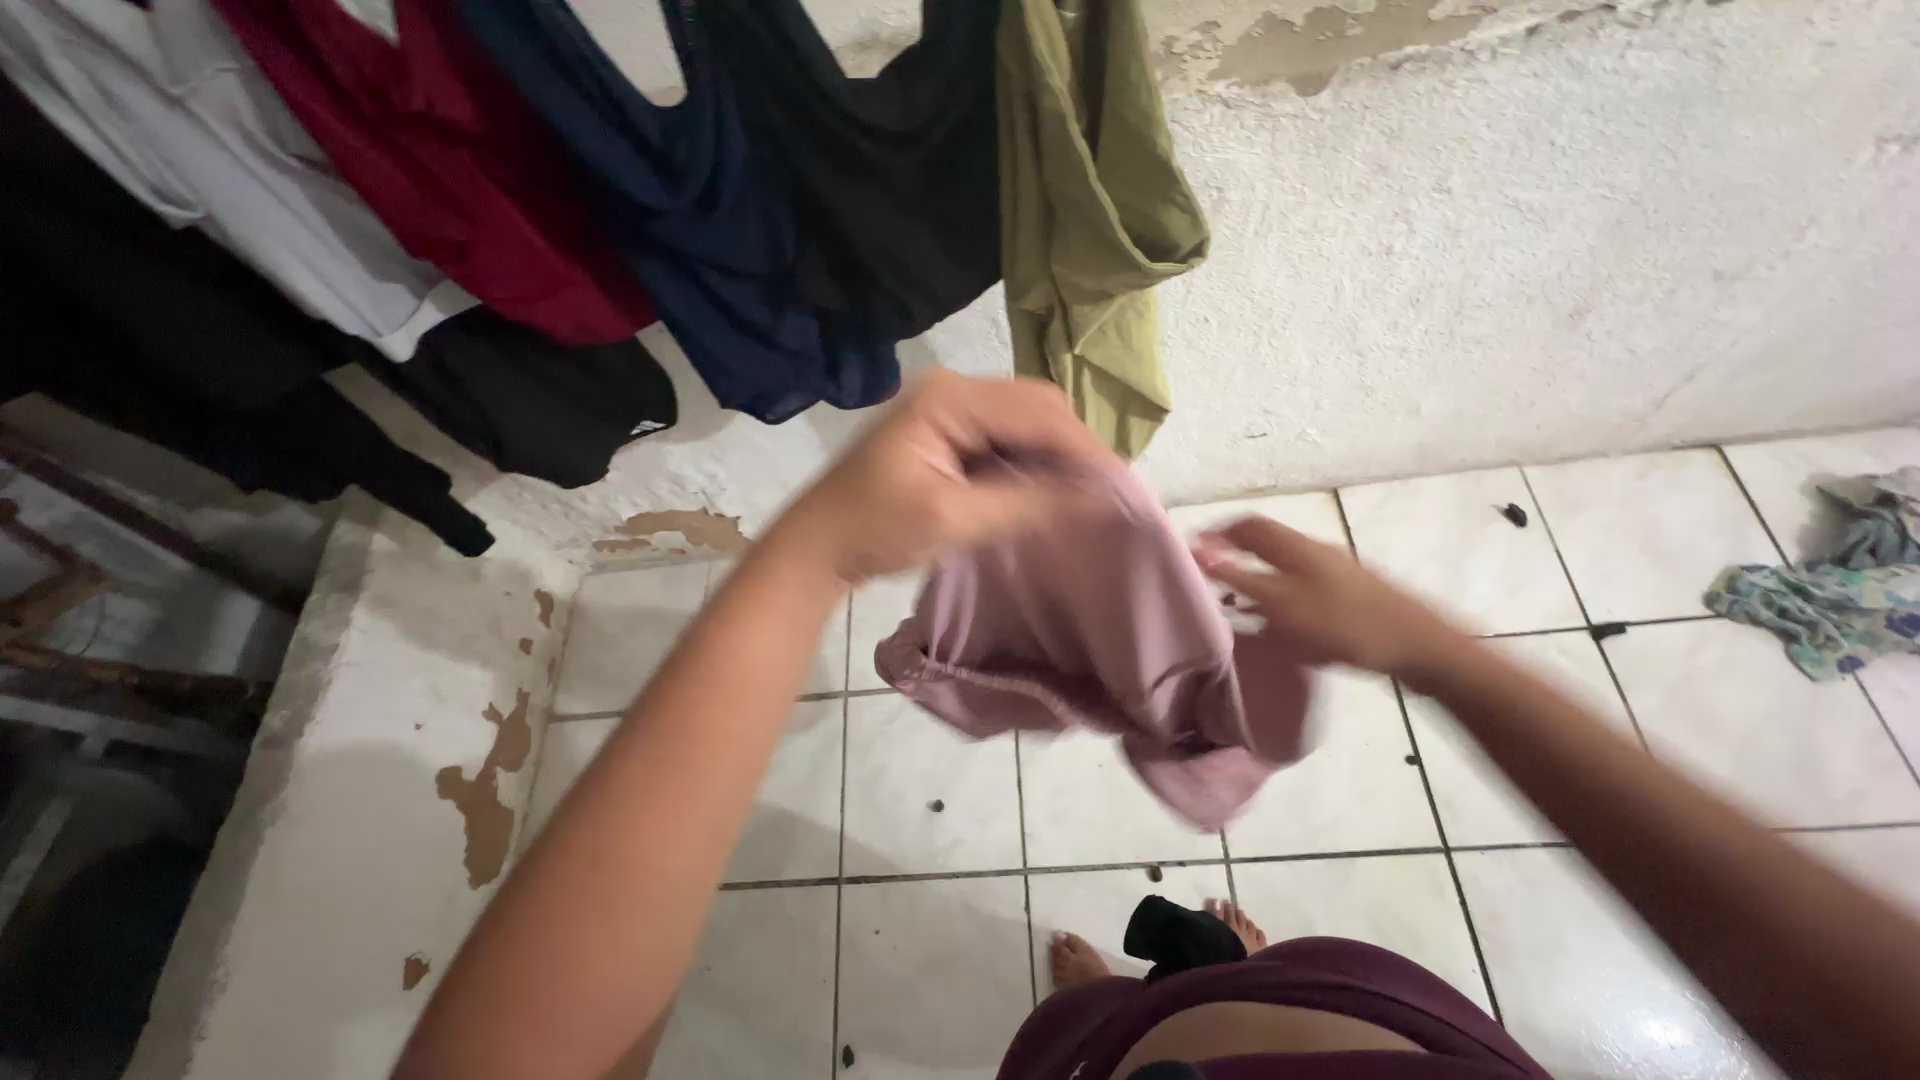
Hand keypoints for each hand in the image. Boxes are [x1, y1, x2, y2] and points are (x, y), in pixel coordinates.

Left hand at [769, 371, 1116, 583]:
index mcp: (950, 398)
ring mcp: (949, 406)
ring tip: (1086, 496)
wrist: (817, 547)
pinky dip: (1030, 462)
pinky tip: (1048, 490)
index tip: (1122, 489)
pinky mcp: (947, 430)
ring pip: (1025, 421)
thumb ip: (1030, 503)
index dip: (1085, 449)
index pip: (1038, 412)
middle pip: (1037, 407)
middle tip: (1106, 495)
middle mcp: (953, 388)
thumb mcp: (955, 520)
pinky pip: (1005, 437)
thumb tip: (1101, 498)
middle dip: (1074, 450)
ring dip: (1055, 456)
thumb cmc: (875, 532)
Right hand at [1193, 517, 1468, 684]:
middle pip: (1266, 543)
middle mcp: (1315, 551)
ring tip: (1235, 605)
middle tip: (1209, 581)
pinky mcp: (1349, 595)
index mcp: (1298, 547)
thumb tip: (1198, 550)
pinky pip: (1300, 587)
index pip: (1248, 524)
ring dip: (1256, 578)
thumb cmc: (1345, 624)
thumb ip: (1239, 577)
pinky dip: (1278, 597)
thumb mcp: (1283, 604)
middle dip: (1235, 556)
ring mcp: (1335, 572)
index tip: (1191, 552)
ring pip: (1283, 566)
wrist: (1419, 648)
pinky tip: (1275, 625)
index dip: (1217, 532)